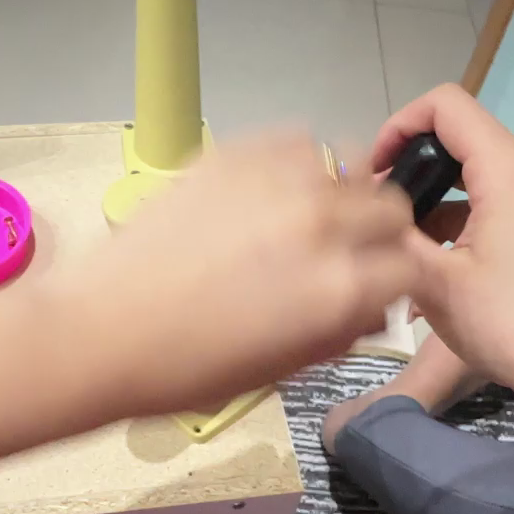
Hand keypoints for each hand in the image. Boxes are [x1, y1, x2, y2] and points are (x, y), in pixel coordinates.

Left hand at [55, 131, 422, 415]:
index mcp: (340, 288)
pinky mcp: (235, 153)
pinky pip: (295, 142)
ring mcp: (279, 180)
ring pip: (348, 165)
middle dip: (379, 235)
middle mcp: (323, 223)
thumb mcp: (279, 370)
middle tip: (345, 254)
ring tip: (305, 219)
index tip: (377, 288)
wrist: (103, 333)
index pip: (411, 267)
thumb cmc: (187, 370)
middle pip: (391, 209)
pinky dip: (297, 166)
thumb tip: (369, 308)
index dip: (396, 282)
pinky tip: (269, 195)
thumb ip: (339, 333)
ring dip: (341, 194)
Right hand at [372, 85, 513, 418]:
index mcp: (505, 169)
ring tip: (392, 252)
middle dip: (408, 169)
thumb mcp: (435, 281)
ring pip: (466, 182)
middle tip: (373, 214)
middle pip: (456, 141)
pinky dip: (447, 229)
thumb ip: (394, 237)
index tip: (370, 172)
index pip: (445, 105)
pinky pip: (481, 211)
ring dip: (425, 207)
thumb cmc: (505, 319)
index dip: (398, 125)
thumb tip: (364, 215)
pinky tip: (423, 275)